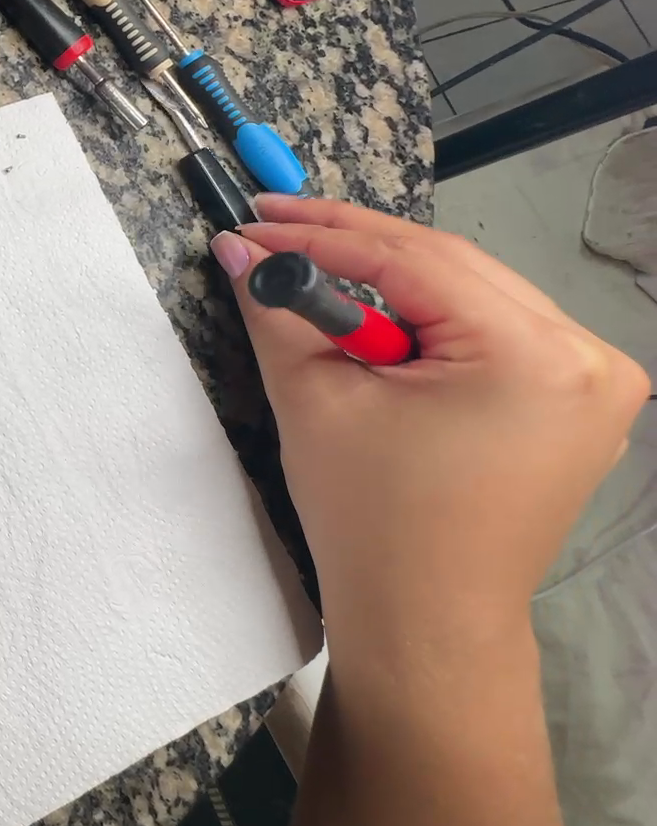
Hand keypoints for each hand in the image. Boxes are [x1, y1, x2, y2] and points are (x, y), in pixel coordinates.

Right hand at [211, 195, 648, 646]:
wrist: (423, 606)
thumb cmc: (367, 508)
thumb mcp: (311, 397)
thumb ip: (277, 311)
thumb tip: (235, 250)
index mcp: (532, 355)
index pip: (412, 259)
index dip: (319, 233)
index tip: (252, 219)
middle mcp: (587, 354)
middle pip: (451, 264)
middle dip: (352, 239)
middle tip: (272, 220)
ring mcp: (591, 380)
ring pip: (469, 291)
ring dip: (385, 273)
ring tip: (308, 262)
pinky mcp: (571, 401)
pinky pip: (487, 329)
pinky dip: (421, 312)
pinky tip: (370, 314)